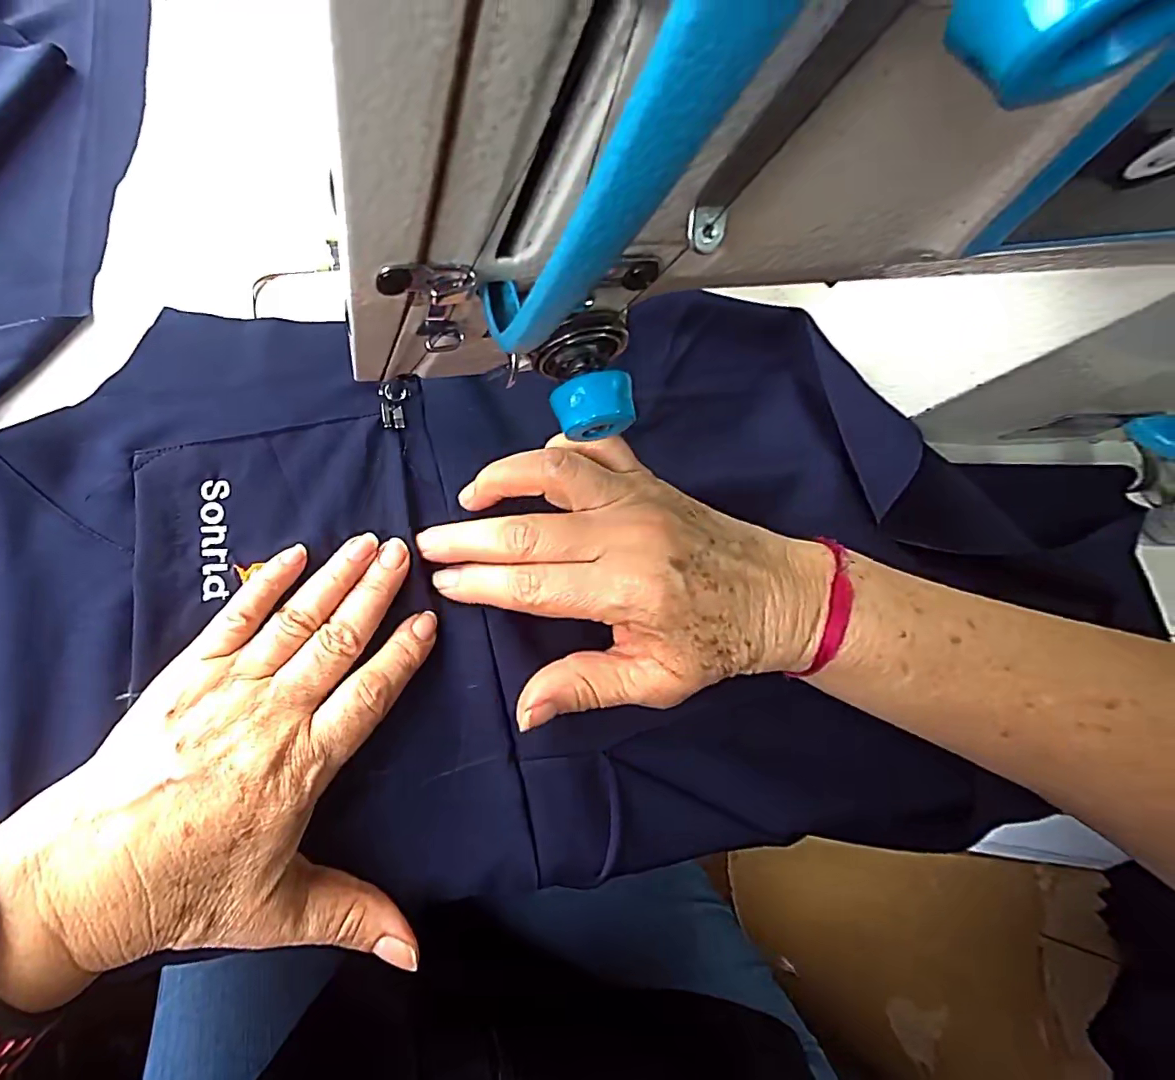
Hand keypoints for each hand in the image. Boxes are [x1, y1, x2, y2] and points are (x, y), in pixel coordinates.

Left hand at [0, 534, 437, 1011]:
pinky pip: (234, 617)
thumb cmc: (184, 886)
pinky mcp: (186, 673)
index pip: (368, 696)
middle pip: (336, 641)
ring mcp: (226, 687)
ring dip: (332, 578)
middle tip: (401, 555)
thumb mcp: (278, 911)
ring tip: (363, 545)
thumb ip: (353, 916)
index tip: (426, 622)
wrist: (97, 863)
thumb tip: (414, 950)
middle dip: (374, 594)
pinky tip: (290, 558)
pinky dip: (266, 585)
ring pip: (293, 620)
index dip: (402, 656)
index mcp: (301, 766)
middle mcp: (269, 714)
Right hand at [415, 435, 830, 730]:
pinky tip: (531, 469)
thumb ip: (583, 689)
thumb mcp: (654, 683)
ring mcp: (636, 497)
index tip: (442, 583)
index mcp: (626, 590)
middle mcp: (626, 535)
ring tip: (468, 496)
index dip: (478, 584)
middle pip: (524, 531)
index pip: (529, 585)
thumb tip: (523, 711)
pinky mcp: (644, 477)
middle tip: (427, 544)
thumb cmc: (716, 643)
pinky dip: (556, 447)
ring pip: (553, 471)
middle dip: (465, 539)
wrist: (782, 594)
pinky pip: (592, 445)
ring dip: (501, 478)